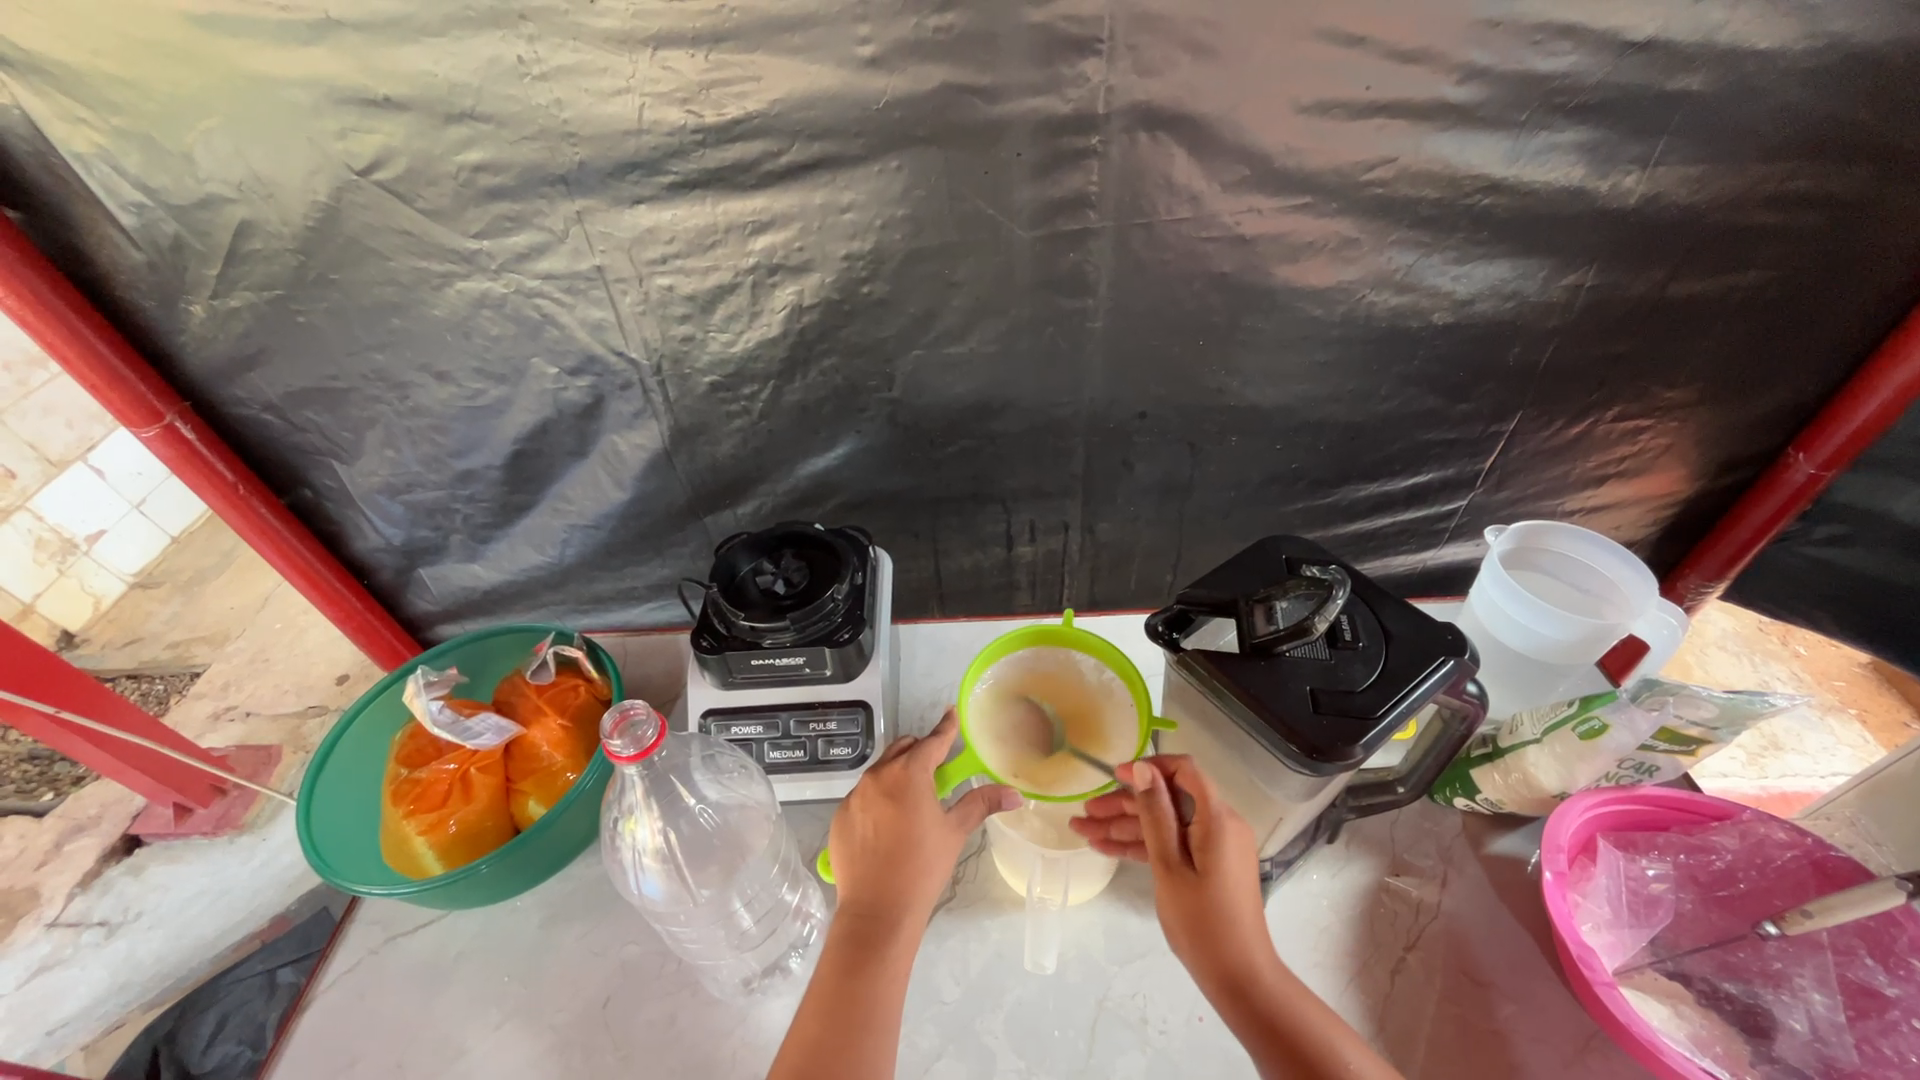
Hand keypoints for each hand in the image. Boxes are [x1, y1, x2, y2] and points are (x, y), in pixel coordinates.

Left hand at [826, 707, 1019, 930]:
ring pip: (880, 772)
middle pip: (902, 749)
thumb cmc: (922, 868)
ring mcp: (854, 796)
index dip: (945, 728)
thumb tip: (1014, 794)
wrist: (877, 911)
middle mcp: (877, 776)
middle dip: (920, 752)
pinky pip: (863, 797)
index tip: (951, 714)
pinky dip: (878, 800)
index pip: (932, 742)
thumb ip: (981, 804)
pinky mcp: (841, 816)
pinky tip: (888, 826)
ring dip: (898, 775)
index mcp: (909, 774)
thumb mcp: (955, 832)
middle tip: (937, 768)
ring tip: (912, 801)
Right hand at [1069, 755, 1276, 991]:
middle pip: (1168, 799)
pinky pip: (1172, 845)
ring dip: (1125, 827)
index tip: (1114, 776)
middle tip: (1086, 811)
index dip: (1148, 768)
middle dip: (1125, 804)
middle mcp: (1219, 824)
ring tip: (1083, 830)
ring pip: (1165, 824)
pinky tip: (1105, 848)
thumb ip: (1155, 814)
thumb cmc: (1202, 921)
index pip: (1184, 770)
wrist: (1239, 978)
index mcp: (1217, 817)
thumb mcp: (1169, 865)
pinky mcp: (1208, 866)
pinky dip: (1142, 846)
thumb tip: (1143, 768)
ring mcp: (1214, 847)